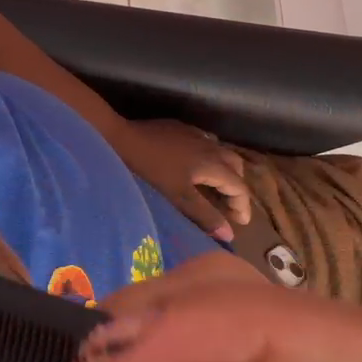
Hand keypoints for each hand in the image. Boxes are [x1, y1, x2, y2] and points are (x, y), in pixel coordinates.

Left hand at [110, 119, 250, 241]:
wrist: (119, 136)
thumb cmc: (149, 167)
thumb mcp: (177, 194)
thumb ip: (204, 214)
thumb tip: (228, 235)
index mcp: (214, 163)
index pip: (240, 187)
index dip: (242, 206)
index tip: (238, 223)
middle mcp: (210, 146)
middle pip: (235, 167)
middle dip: (236, 186)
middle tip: (227, 203)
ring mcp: (193, 133)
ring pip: (220, 152)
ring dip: (223, 169)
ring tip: (213, 186)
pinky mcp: (177, 127)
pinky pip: (202, 141)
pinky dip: (206, 155)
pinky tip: (193, 163)